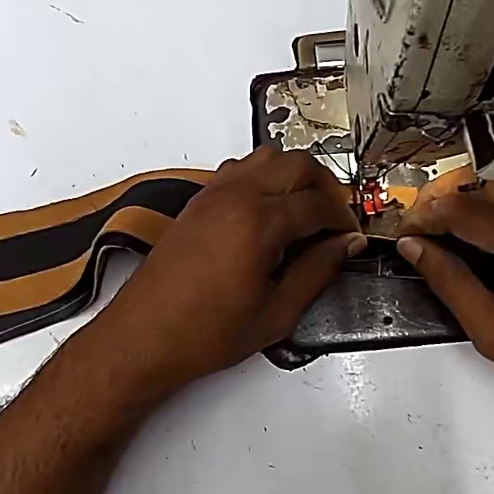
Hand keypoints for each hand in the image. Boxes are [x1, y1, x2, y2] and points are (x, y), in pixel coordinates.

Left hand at [88, 145, 364, 391]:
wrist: (144, 337)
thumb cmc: (199, 332)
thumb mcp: (276, 313)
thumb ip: (318, 271)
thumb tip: (344, 247)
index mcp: (258, 223)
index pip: (318, 204)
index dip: (343, 220)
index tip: (350, 237)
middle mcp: (235, 197)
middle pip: (299, 164)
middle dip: (327, 187)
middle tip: (335, 219)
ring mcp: (214, 194)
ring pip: (269, 156)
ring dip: (295, 175)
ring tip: (307, 210)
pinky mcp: (199, 200)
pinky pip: (242, 168)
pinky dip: (265, 176)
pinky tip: (271, 209)